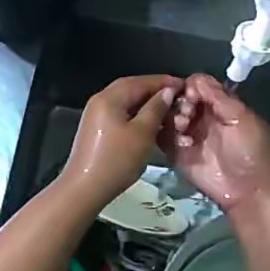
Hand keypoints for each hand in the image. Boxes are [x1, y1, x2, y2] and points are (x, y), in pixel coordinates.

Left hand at [60, 75, 181, 207]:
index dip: (163, 82)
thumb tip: (167, 92)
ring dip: (147, 105)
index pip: (140, 81)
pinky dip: (137, 116)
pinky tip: (150, 124)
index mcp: (109, 98)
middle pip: (131, 89)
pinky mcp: (97, 130)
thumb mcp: (142, 133)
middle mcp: (100, 101)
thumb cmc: (117, 160)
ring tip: (167, 111)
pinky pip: (120, 115)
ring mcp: (96, 116)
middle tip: (176, 97)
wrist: (85, 189)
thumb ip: (156, 109)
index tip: (183, 85)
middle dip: (155, 92)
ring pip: (126, 103)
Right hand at [161, 74, 269, 211]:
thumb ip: (220, 96)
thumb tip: (196, 79)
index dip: (192, 86)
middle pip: (180, 98)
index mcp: (219, 106)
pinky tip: (183, 143)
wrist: (247, 189)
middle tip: (187, 113)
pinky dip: (168, 136)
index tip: (192, 95)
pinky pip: (163, 138)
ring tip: (183, 127)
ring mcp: (188, 135)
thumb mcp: (242, 117)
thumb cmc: (249, 150)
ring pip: (169, 116)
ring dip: (173, 117)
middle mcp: (201, 118)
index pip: (198, 85)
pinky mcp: (178, 153)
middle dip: (181, 102)